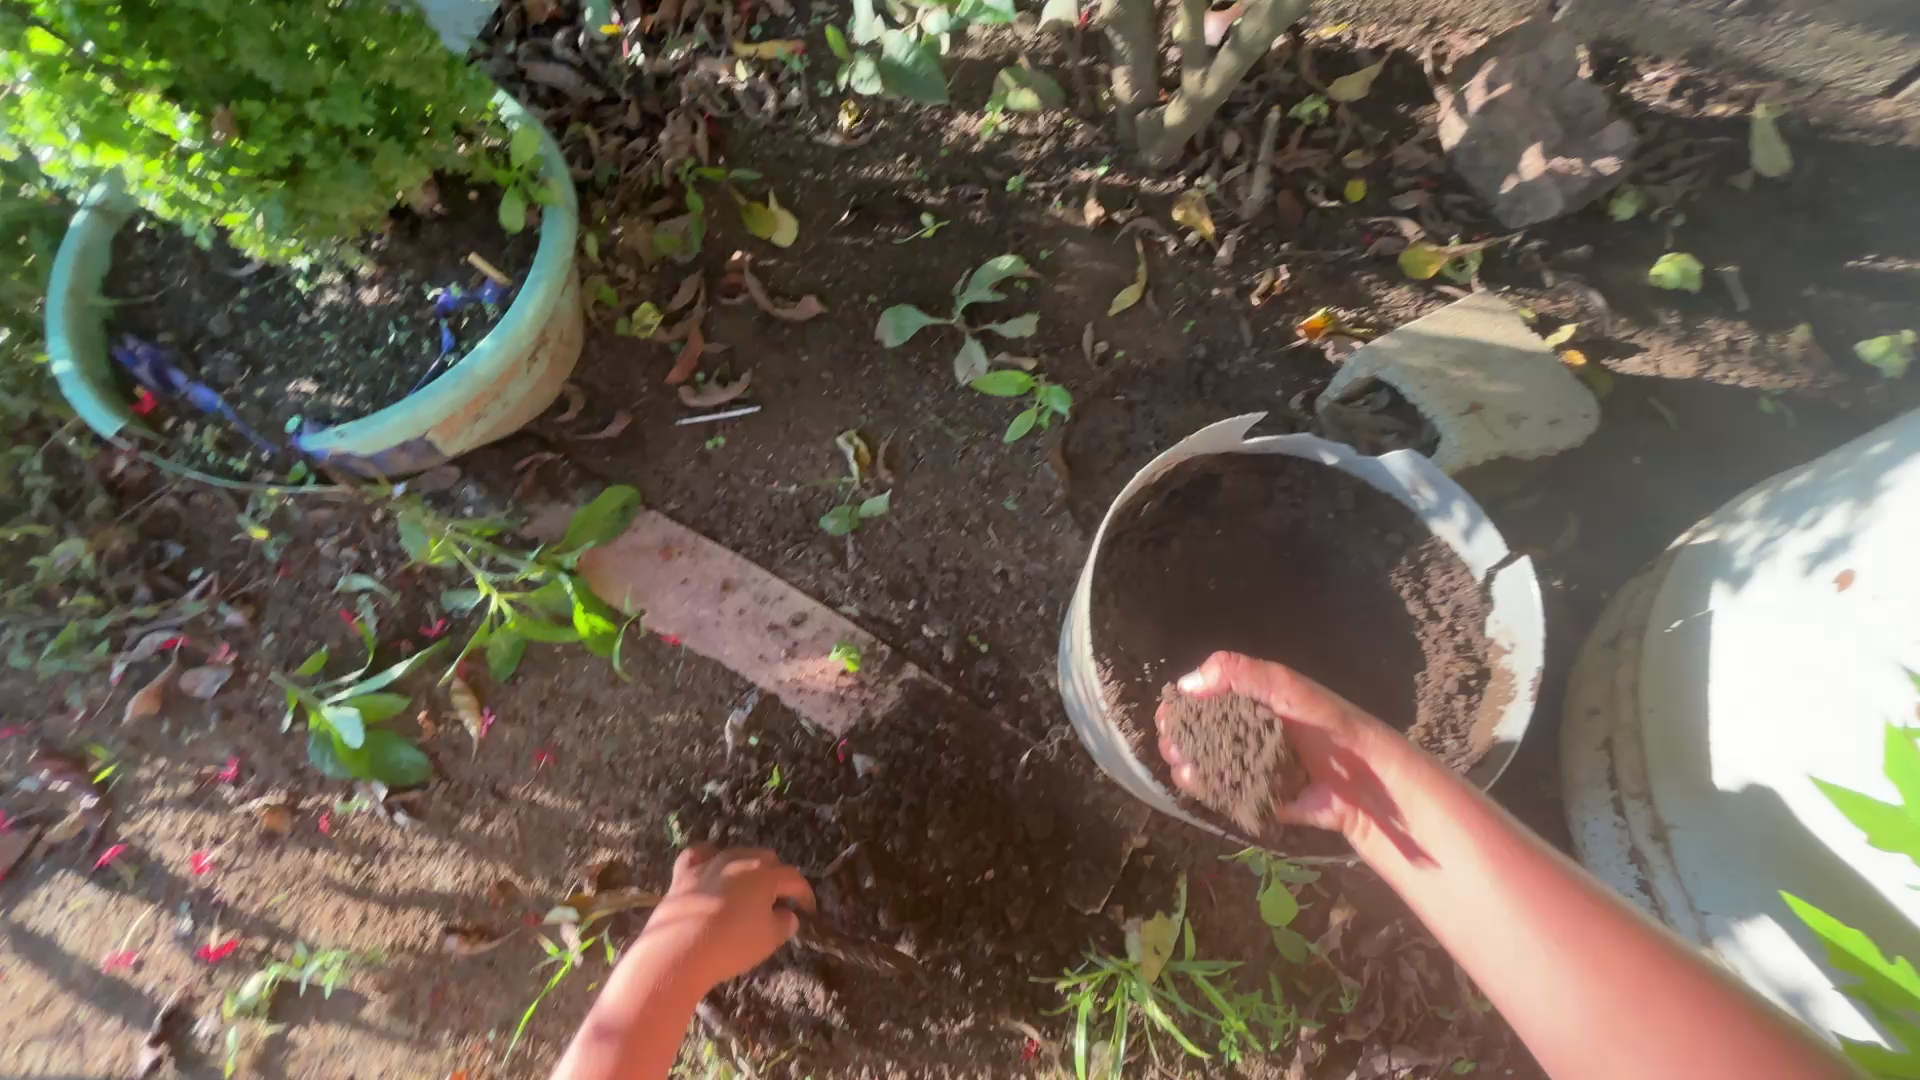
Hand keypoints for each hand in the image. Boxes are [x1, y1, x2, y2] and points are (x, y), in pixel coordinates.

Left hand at [638, 846, 815, 987]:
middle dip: (777, 876)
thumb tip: (788, 915)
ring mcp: (711, 863)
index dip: (805, 894)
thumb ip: (785, 923)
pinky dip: (708, 858)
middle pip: (767, 860)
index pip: (793, 879)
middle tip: (777, 900)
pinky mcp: (685, 873)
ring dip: (748, 868)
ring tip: (748, 889)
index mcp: (766, 874)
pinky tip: (710, 867)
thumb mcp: (769, 940)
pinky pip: (699, 855)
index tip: (809, 910)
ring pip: (737, 853)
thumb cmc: (732, 945)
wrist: (679, 952)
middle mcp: (741, 860)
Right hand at [1155, 651, 1414, 844]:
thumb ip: (1238, 673)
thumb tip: (1186, 684)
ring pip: (1209, 764)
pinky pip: (1228, 794)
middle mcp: (1250, 732)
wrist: (1367, 781)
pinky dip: (1208, 790)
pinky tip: (1197, 785)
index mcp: (1253, 701)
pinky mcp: (1261, 797)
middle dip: (1179, 737)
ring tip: (1180, 765)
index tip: (1169, 712)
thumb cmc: (1327, 723)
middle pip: (1201, 733)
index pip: (1207, 698)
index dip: (1184, 704)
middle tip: (1170, 742)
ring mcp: (1254, 766)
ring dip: (1187, 764)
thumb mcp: (1285, 686)